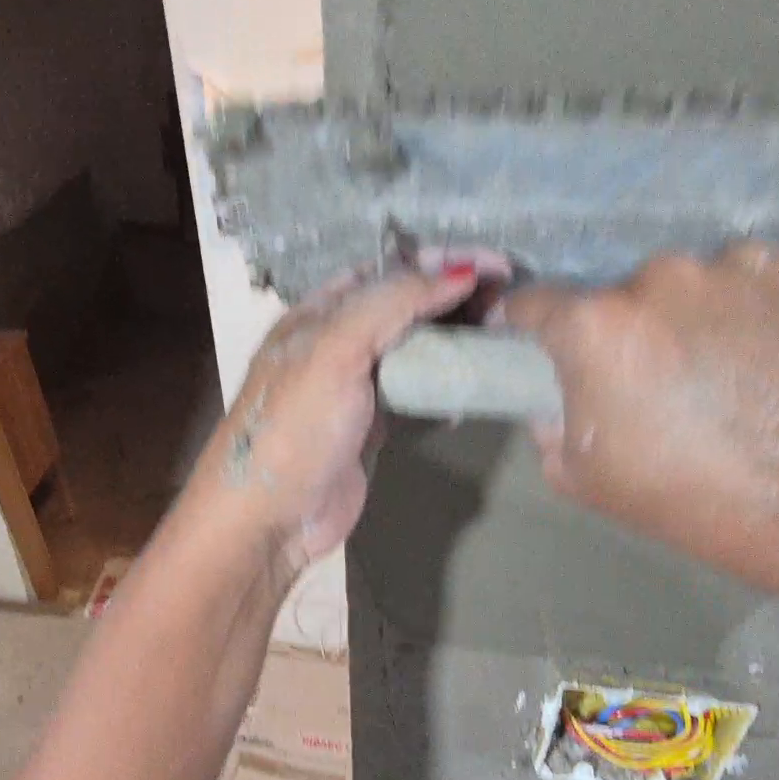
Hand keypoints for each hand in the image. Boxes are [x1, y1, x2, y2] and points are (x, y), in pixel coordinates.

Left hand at [191, 249, 513, 571]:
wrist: (270, 519)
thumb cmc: (295, 428)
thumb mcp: (335, 351)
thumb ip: (391, 304)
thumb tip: (458, 271)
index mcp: (314, 315)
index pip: (382, 270)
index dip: (435, 260)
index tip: (492, 264)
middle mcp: (332, 343)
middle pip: (400, 305)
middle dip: (450, 295)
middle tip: (508, 295)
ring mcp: (352, 388)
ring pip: (410, 349)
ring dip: (452, 338)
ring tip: (502, 331)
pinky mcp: (370, 426)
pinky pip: (413, 392)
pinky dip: (443, 384)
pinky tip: (471, 384)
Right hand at [498, 245, 778, 607]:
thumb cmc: (708, 505)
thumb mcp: (592, 485)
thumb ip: (552, 428)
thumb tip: (559, 400)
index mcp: (598, 328)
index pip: (532, 304)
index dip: (527, 329)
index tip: (538, 349)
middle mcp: (662, 276)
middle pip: (621, 296)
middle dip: (628, 334)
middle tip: (661, 385)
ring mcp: (745, 263)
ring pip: (697, 285)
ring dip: (700, 319)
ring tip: (739, 375)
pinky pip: (765, 281)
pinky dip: (763, 311)